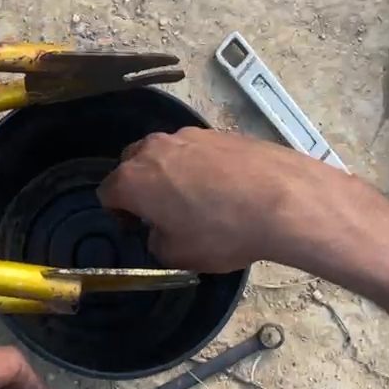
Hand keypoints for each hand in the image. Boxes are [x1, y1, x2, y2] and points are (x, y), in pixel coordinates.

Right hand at [96, 128, 345, 272]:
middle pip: (132, 165)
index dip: (118, 214)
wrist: (282, 199)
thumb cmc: (222, 231)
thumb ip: (156, 243)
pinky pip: (196, 151)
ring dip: (170, 174)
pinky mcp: (219, 132)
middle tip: (163, 212)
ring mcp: (188, 136)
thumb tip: (160, 232)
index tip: (136, 228)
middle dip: (140, 187)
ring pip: (165, 155)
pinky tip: (225, 189)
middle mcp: (153, 149)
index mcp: (132, 179)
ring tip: (199, 200)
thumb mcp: (178, 255)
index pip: (107, 193)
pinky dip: (200, 167)